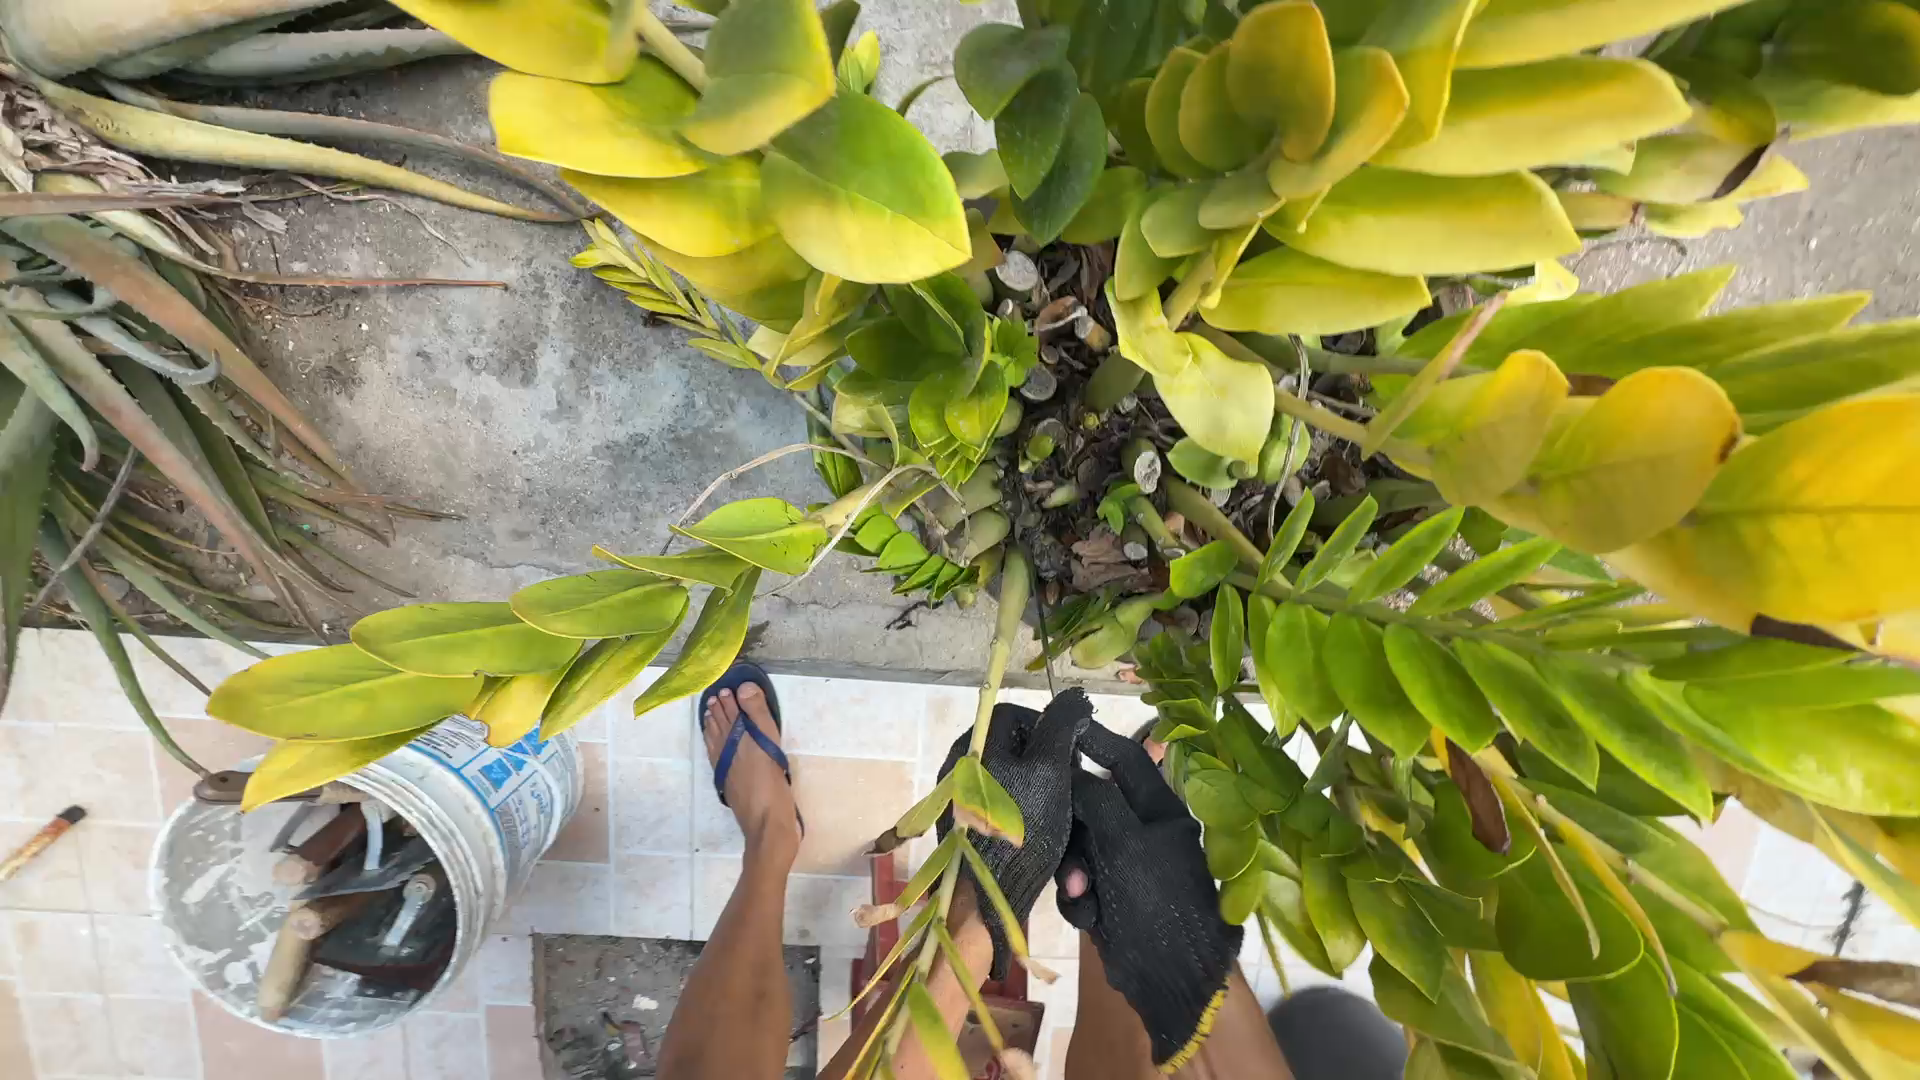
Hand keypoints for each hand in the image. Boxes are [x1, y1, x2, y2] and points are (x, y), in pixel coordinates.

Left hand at [937, 688, 1091, 978]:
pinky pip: (1003, 806)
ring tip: (1062, 812)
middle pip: (1014, 747)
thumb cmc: (1022, 829)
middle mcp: (960, 765)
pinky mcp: (966, 827)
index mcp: (974, 743)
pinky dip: (1027, 813)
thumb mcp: (1051, 769)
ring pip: (1012, 778)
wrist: (988, 901)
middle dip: (1048, 763)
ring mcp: (960, 798)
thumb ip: (1061, 726)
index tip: (1074, 753)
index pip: (1016, 714)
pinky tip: (1044, 834)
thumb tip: (1074, 694)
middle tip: (1071, 785)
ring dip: (1042, 791)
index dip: (1051, 727)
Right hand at [1057, 723, 1241, 1070]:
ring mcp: (1123, 864)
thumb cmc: (1159, 902)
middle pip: (1089, 801)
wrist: (1171, 985)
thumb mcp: (1127, 842)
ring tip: (1079, 892)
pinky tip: (1088, 914)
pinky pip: (1076, 880)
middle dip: (1072, 826)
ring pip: (1077, 843)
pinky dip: (1078, 898)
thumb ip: (1096, 798)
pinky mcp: (1107, 894)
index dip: (1093, 738)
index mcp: (1160, 809)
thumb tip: (1069, 767)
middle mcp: (1141, 830)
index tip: (1057, 724)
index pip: (1125, 757)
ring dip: (1072, 868)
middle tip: (1052, 831)